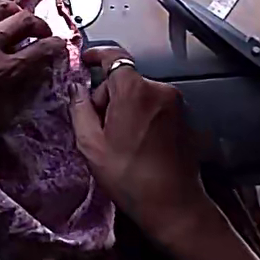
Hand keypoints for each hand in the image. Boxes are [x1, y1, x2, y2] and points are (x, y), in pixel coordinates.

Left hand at [0, 0, 64, 157]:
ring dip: (13, 11)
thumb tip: (34, 74)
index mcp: (2, 72)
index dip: (56, 46)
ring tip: (15, 20)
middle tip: (40, 32)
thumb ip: (18, 92)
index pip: (42, 49)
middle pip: (23, 19)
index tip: (59, 46)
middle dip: (39, 24)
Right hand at [69, 45, 213, 241]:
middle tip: (99, 129)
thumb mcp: (91, 144)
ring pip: (140, 95)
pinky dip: (142, 118)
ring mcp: (175, 104)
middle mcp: (159, 90)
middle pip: (125, 81)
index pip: (114, 57)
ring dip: (125, 109)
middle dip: (108, 98)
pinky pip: (155, 107)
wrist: (173, 204)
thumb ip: (80, 109)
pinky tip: (137, 145)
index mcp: (134, 91)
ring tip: (119, 142)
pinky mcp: (184, 118)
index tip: (86, 61)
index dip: (96, 56)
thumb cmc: (129, 176)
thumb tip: (76, 89)